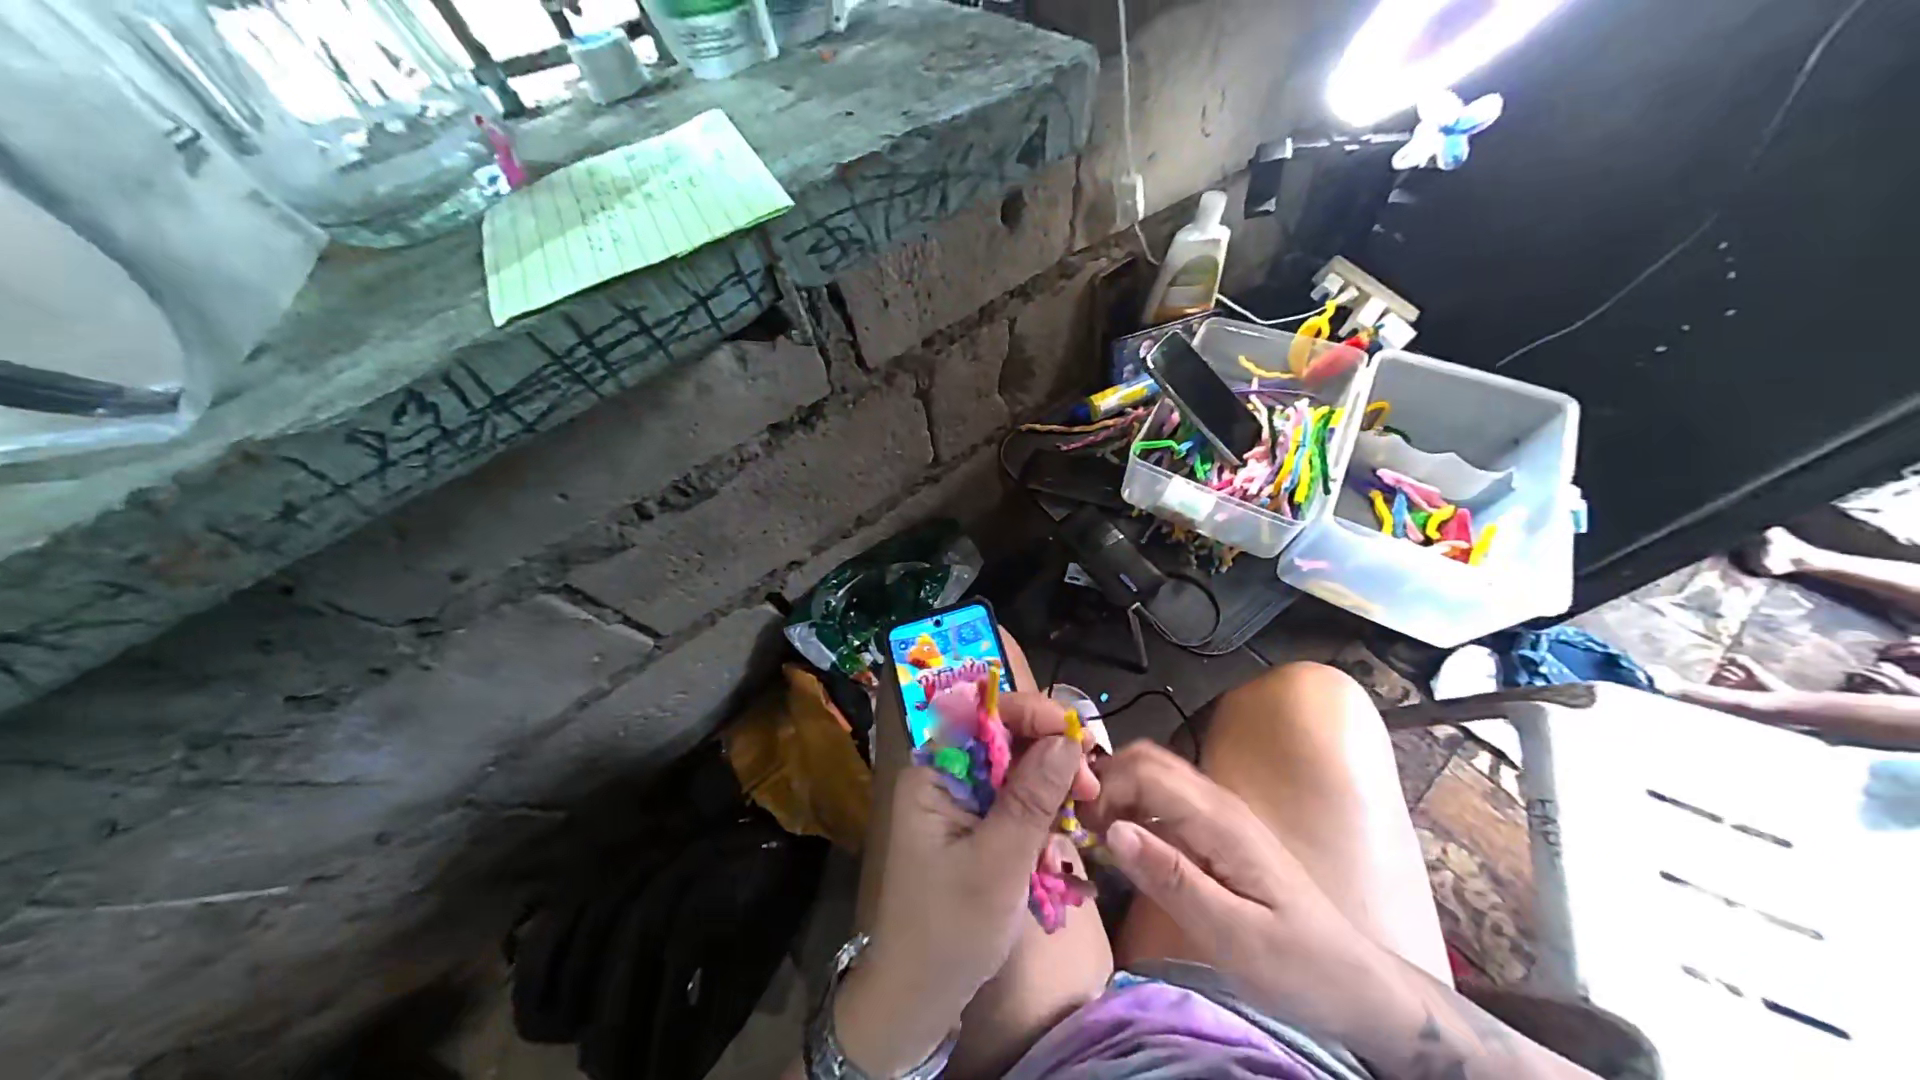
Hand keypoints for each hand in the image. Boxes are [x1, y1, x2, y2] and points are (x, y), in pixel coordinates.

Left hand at [835, 693, 1096, 1075]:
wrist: (918, 997)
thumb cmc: (950, 930)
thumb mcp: (998, 862)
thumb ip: (1032, 798)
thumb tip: (1068, 739)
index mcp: (934, 774)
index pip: (981, 715)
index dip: (1030, 713)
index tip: (1077, 735)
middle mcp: (946, 778)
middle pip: (1004, 740)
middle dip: (1050, 756)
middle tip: (1090, 788)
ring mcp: (961, 804)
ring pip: (1017, 771)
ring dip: (1052, 790)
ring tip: (1081, 817)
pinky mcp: (976, 828)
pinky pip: (1016, 803)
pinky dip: (1042, 817)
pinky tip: (1062, 842)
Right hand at [1080, 742, 1395, 1037]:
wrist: (1354, 984)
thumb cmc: (1297, 965)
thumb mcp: (1232, 935)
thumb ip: (1171, 879)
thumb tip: (1112, 830)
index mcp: (1220, 820)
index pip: (1146, 771)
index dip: (1104, 787)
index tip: (1078, 827)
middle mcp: (1217, 803)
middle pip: (1146, 760)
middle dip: (1104, 781)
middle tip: (1078, 827)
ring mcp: (1216, 815)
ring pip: (1151, 776)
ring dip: (1115, 794)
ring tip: (1090, 837)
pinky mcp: (1213, 833)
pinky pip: (1162, 802)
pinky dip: (1130, 810)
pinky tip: (1118, 845)